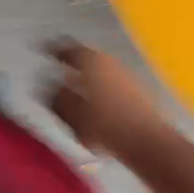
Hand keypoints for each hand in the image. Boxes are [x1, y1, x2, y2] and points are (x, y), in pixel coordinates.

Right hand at [47, 41, 167, 159]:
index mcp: (92, 61)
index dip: (54, 50)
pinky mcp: (139, 94)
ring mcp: (127, 77)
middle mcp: (110, 62)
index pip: (68, 49)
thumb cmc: (105, 125)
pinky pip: (112, 88)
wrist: (150, 143)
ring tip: (77, 99)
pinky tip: (97, 112)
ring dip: (88, 84)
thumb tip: (50, 90)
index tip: (43, 50)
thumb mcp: (73, 114)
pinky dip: (102, 95)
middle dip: (73, 69)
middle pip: (86, 61)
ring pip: (101, 75)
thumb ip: (58, 99)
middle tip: (59, 77)